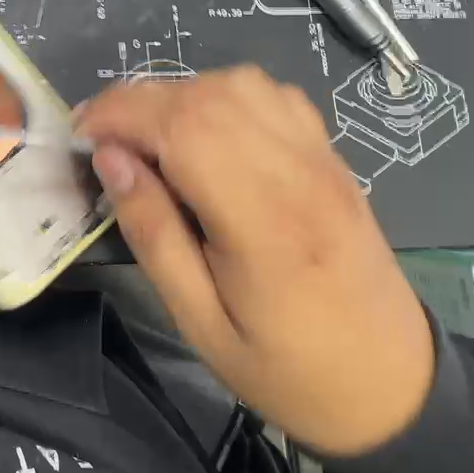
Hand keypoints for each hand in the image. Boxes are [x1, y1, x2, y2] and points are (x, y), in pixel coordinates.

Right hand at [77, 67, 434, 456]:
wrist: (393, 388)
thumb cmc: (285, 367)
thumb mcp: (198, 321)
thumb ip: (152, 233)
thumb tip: (110, 159)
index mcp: (263, 223)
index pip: (184, 128)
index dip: (120, 114)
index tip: (80, 135)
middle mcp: (298, 174)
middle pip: (205, 96)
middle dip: (136, 101)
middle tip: (99, 135)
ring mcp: (321, 159)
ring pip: (236, 83)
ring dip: (176, 94)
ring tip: (145, 133)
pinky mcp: (330, 156)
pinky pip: (270, 94)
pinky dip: (220, 94)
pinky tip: (202, 129)